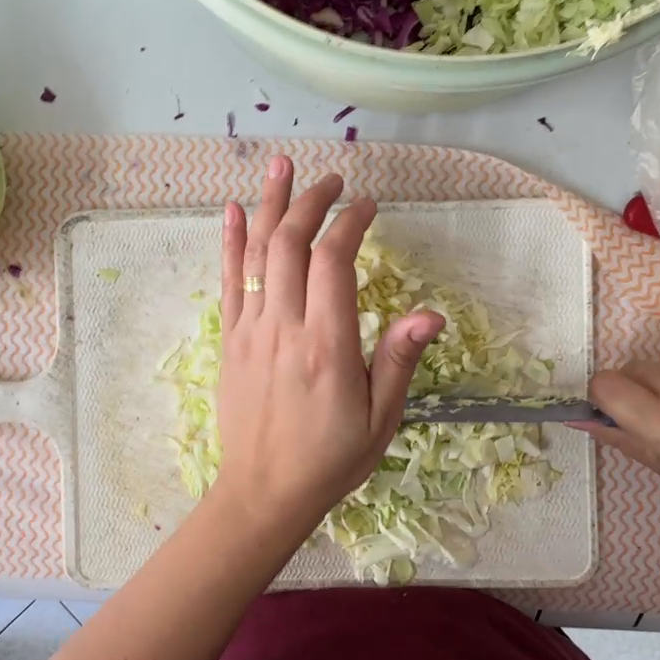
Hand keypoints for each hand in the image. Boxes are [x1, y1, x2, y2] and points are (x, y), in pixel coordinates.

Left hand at [212, 157, 443, 529]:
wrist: (263, 493)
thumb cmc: (330, 460)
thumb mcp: (379, 420)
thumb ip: (398, 361)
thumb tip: (430, 313)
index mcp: (327, 346)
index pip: (333, 262)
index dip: (350, 224)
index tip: (367, 206)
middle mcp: (284, 328)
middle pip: (290, 244)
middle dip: (311, 203)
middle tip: (332, 181)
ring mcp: (251, 330)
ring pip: (256, 253)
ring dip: (269, 205)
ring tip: (282, 166)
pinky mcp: (231, 339)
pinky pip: (229, 281)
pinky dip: (230, 242)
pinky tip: (233, 210)